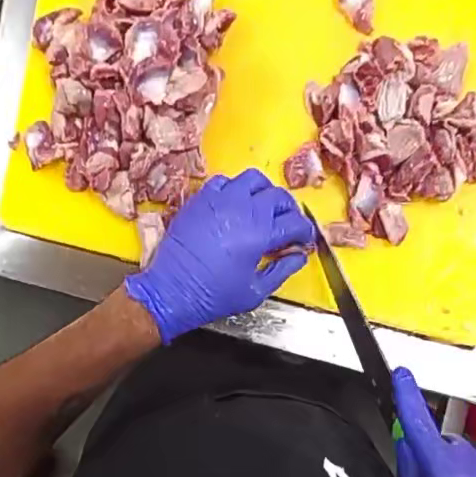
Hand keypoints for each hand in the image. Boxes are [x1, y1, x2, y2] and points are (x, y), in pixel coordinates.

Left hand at [125, 169, 310, 343]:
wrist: (170, 292)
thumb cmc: (212, 296)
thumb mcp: (254, 292)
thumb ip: (282, 270)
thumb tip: (298, 256)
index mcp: (260, 234)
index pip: (295, 222)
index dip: (304, 232)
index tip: (302, 241)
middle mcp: (242, 209)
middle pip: (278, 196)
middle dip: (288, 211)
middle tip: (286, 226)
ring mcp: (219, 200)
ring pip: (253, 179)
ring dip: (264, 192)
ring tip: (262, 209)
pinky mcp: (200, 199)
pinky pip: (223, 181)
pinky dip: (234, 189)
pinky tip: (234, 205)